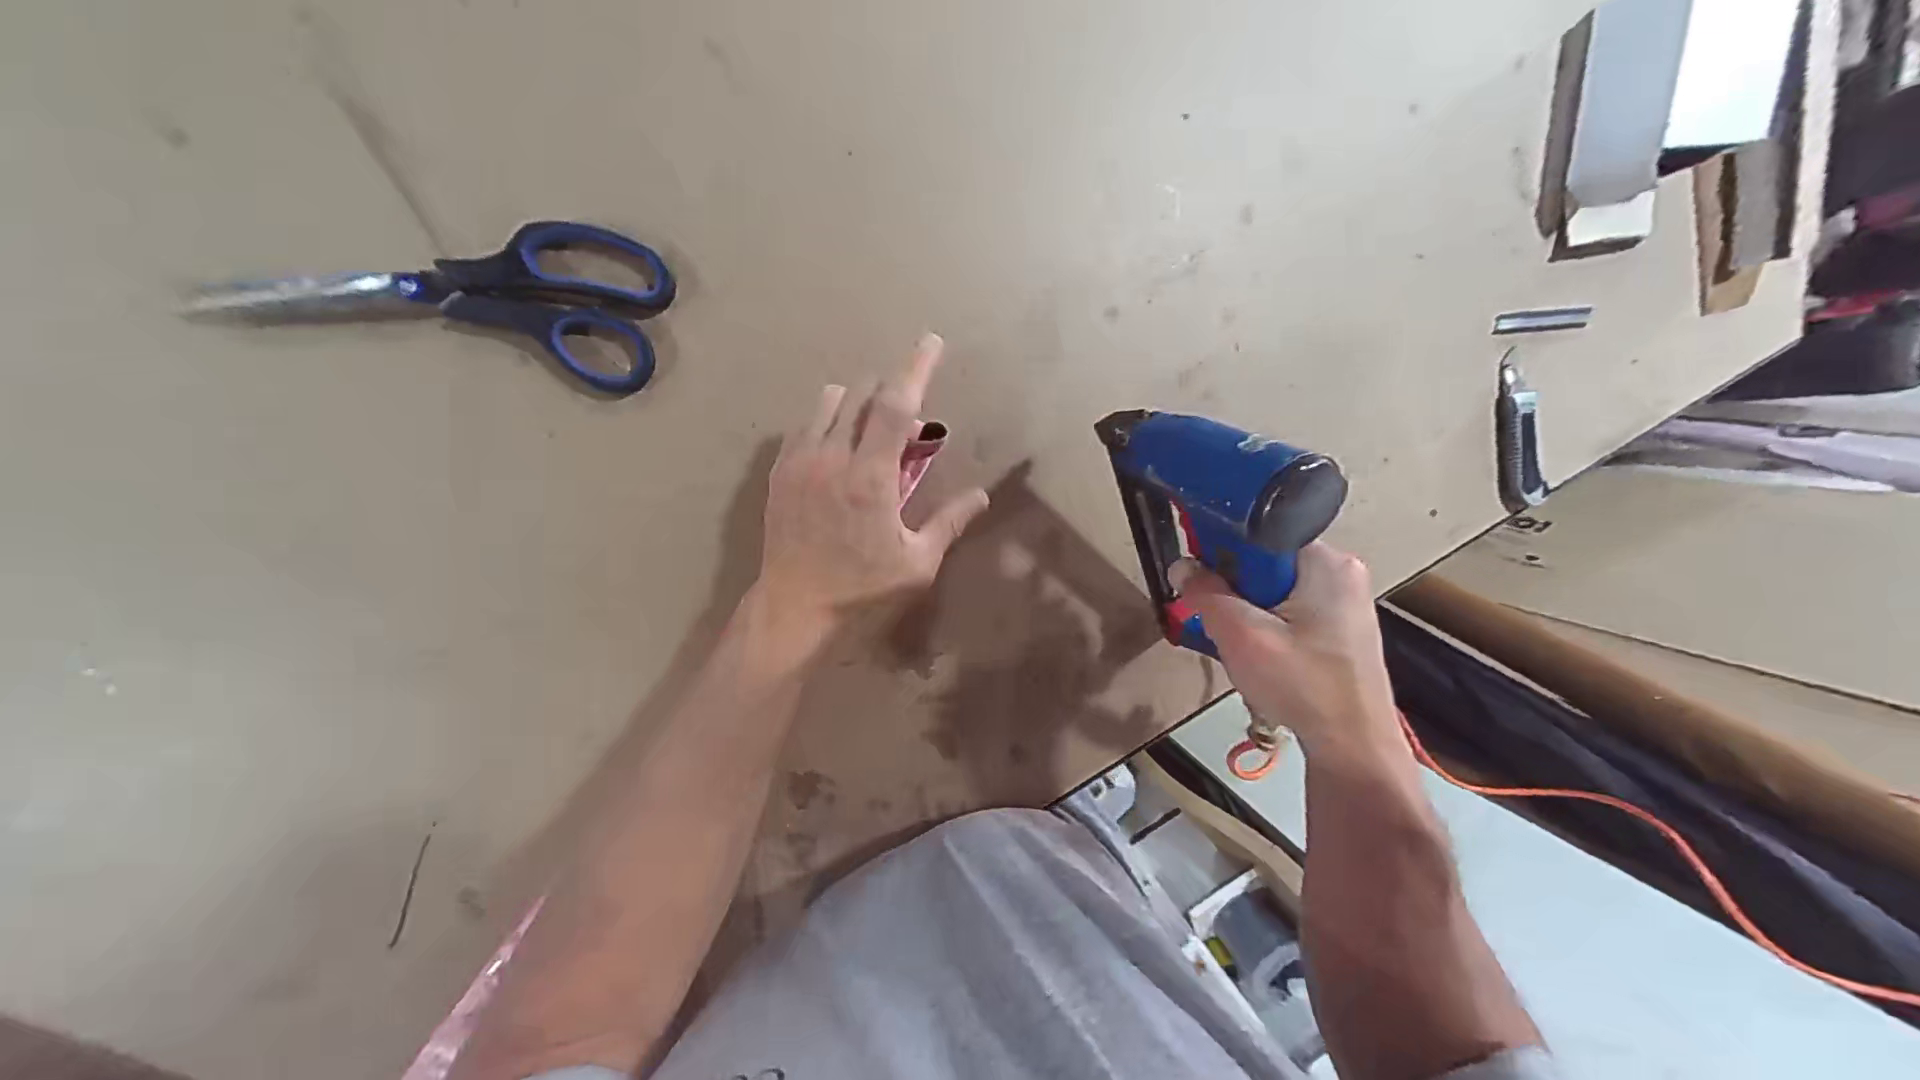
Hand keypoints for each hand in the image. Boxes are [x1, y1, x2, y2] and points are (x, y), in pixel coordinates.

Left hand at [751, 334, 990, 643]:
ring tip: (869, 435)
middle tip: (907, 424)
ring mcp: (799, 462)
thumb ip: (949, 522)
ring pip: (828, 402)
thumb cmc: (861, 591)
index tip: (932, 342)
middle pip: (862, 393)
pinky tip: (836, 451)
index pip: (897, 406)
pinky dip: (826, 422)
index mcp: (871, 477)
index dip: (917, 368)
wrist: (793, 610)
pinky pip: (803, 425)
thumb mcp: (917, 564)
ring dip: (856, 404)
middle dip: (890, 393)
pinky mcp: (778, 472)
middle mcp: (831, 457)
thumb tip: (982, 495)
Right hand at [1171, 542, 1401, 760]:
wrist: (1353, 749)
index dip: (1221, 551)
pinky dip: (1265, 628)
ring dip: (1246, 613)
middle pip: (1264, 564)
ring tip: (1239, 645)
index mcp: (1327, 562)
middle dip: (1232, 590)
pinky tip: (1259, 657)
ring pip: (1272, 591)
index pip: (1259, 535)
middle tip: (1217, 620)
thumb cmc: (1303, 686)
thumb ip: (1206, 594)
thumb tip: (1181, 566)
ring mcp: (1344, 604)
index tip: (1195, 573)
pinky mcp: (1340, 630)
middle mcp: (1341, 574)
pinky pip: (1288, 612)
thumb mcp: (1241, 634)